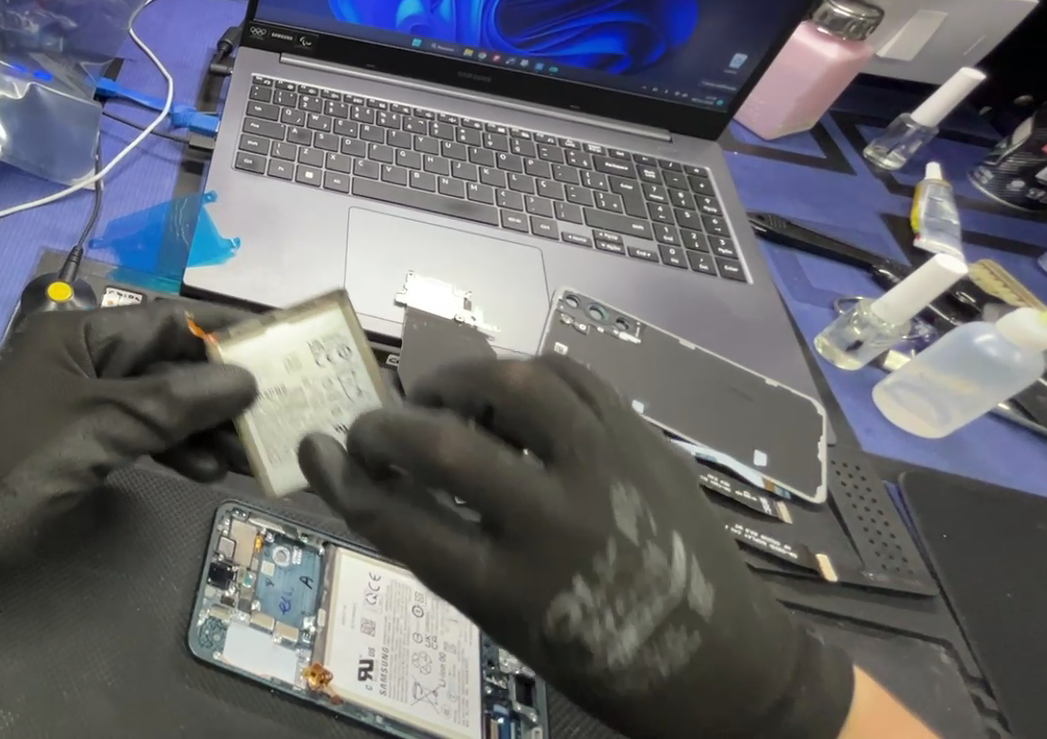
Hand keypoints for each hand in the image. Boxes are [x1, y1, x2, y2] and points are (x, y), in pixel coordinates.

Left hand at [0, 303, 255, 644]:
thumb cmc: (12, 468)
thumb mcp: (97, 429)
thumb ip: (172, 402)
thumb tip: (245, 379)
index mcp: (78, 333)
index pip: (164, 320)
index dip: (219, 331)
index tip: (277, 342)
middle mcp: (82, 356)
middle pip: (164, 363)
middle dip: (216, 390)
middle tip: (271, 414)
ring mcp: (78, 400)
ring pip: (154, 403)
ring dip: (199, 426)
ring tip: (248, 455)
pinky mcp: (76, 440)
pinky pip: (134, 434)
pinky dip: (168, 449)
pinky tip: (205, 471)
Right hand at [299, 356, 854, 738]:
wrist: (729, 673)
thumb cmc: (590, 653)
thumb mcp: (496, 617)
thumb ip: (427, 538)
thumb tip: (358, 468)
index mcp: (512, 588)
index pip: (395, 519)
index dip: (339, 478)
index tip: (317, 449)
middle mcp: (558, 522)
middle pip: (441, 445)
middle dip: (381, 430)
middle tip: (372, 434)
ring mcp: (608, 470)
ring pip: (511, 384)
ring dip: (452, 383)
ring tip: (437, 399)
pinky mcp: (642, 439)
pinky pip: (566, 374)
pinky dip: (519, 374)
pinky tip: (505, 396)